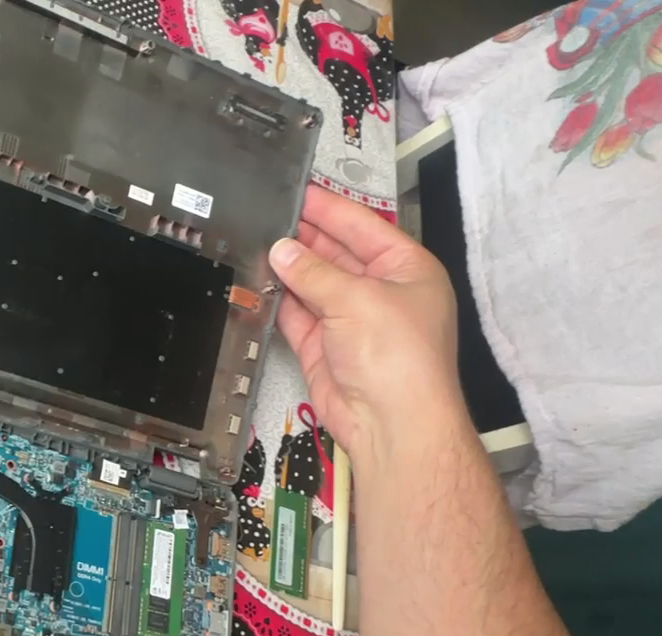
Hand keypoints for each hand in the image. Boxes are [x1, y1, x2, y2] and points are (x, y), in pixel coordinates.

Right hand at [270, 187, 466, 473]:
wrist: (388, 418)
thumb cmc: (395, 352)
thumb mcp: (357, 299)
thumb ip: (315, 273)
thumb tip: (281, 251)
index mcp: (405, 269)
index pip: (364, 228)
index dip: (332, 210)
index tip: (300, 192)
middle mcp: (379, 292)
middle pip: (337, 256)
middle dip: (306, 239)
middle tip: (269, 218)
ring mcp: (349, 321)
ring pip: (313, 287)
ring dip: (288, 271)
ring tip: (256, 247)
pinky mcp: (322, 347)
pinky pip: (297, 317)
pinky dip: (279, 303)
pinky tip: (259, 285)